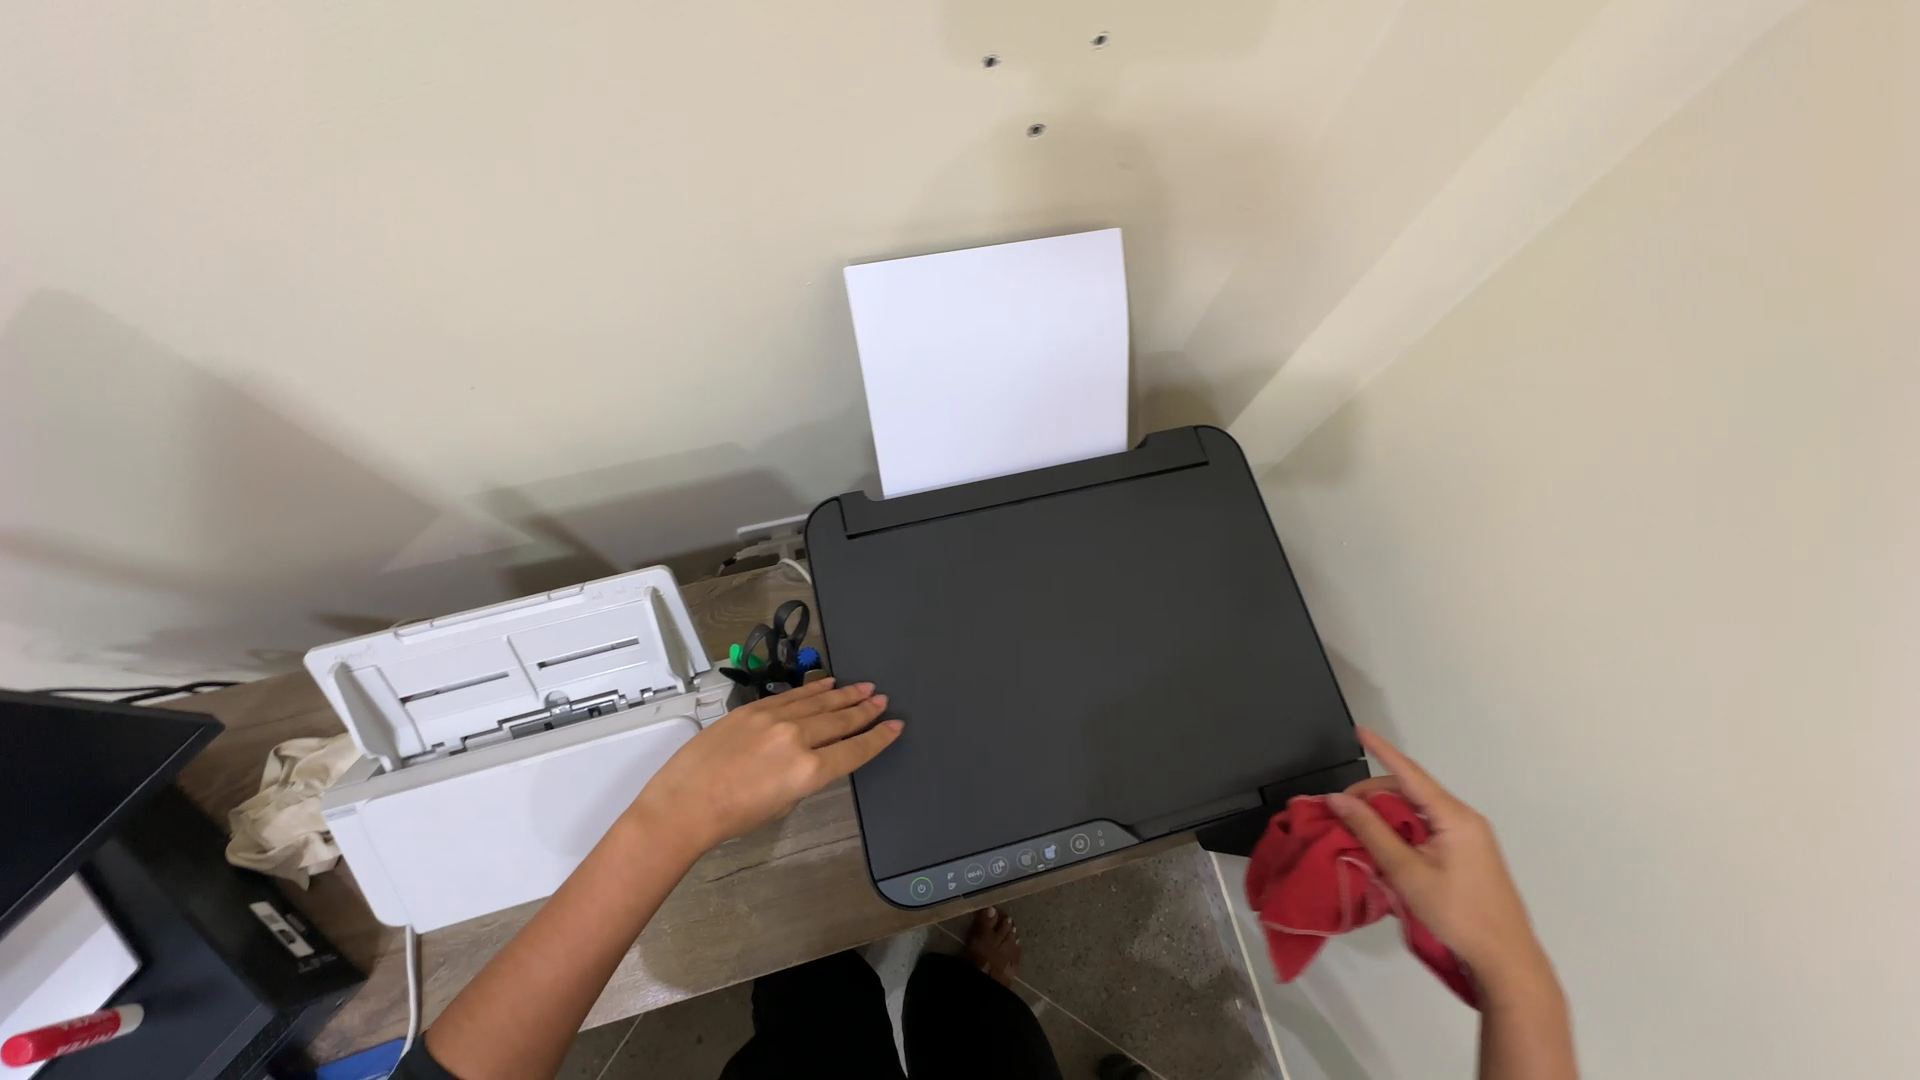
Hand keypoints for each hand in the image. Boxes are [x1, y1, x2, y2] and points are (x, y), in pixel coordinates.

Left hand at [627, 678, 902, 860]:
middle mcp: (798, 739)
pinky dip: (815, 689)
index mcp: (809, 771)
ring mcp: (775, 719)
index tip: (895, 725)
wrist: (685, 803)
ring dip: (845, 695)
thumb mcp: (782, 804)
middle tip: (882, 699)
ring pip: (820, 702)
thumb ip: (804, 777)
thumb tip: (812, 756)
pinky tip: (829, 684)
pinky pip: (794, 695)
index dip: (879, 737)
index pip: (855, 749)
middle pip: (841, 720)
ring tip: (865, 688)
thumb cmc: (732, 816)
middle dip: (865, 710)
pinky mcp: (754, 709)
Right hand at [1327, 729, 1545, 986]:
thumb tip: (1338, 799)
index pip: (1410, 773)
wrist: (1507, 960)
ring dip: (1386, 812)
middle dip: (1373, 793)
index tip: (1360, 731)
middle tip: (1341, 810)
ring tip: (1357, 826)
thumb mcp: (1406, 871)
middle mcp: (1464, 818)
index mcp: (1454, 817)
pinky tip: (1384, 842)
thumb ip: (1370, 831)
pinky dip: (1400, 826)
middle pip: (1411, 790)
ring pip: (1418, 809)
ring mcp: (1469, 836)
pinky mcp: (1468, 852)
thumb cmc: (1457, 913)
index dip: (1383, 750)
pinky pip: (1427, 825)